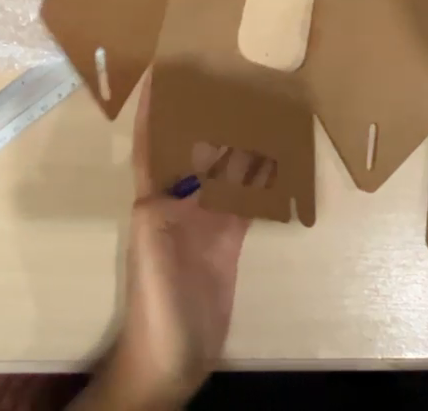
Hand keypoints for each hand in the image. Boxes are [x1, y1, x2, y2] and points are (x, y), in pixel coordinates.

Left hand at [87, 72, 270, 410]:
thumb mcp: (152, 251)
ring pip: (224, 169)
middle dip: (200, 116)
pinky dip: (262, 177)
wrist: (172, 356)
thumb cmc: (156, 301)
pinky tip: (277, 155)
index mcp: (153, 199)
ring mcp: (206, 219)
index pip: (150, 144)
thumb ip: (163, 210)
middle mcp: (179, 201)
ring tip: (256, 106)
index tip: (158, 72)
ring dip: (236, 141)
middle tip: (223, 78)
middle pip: (192, 149)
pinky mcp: (229, 238)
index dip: (150, 110)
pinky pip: (248, 199)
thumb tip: (185, 165)